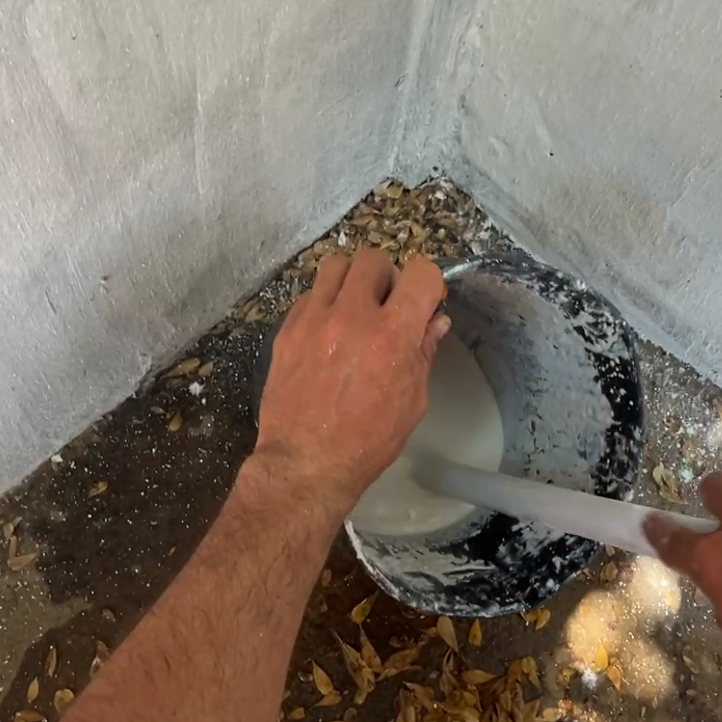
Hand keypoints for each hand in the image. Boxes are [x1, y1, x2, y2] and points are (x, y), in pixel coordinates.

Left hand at [254, 249, 450, 507]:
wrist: (306, 463)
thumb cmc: (367, 441)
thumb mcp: (412, 400)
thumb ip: (423, 352)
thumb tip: (434, 321)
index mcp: (391, 336)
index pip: (420, 274)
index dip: (428, 284)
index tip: (424, 302)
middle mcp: (351, 317)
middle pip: (373, 259)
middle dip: (387, 277)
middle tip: (386, 305)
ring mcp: (314, 320)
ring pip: (336, 264)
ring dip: (351, 280)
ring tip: (354, 308)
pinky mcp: (287, 330)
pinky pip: (309, 294)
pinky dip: (324, 302)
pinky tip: (328, 330)